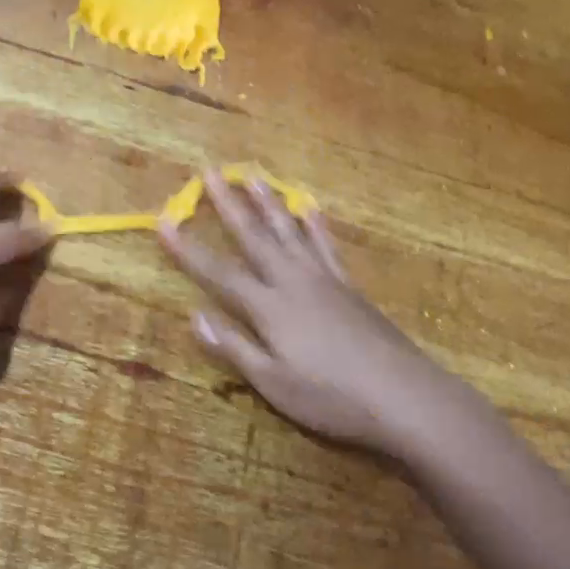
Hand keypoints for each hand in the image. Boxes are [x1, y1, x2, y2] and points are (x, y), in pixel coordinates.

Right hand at [158, 172, 488, 460]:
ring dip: (267, 200)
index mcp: (268, 307)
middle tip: (209, 170)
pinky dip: (313, 223)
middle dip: (228, 203)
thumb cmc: (332, 398)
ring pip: (288, 229)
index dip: (187, 248)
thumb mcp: (274, 383)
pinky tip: (307, 206)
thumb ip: (234, 347)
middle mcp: (292, 281)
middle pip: (253, 235)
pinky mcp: (348, 285)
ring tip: (252, 173)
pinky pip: (325, 244)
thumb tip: (194, 315)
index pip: (217, 272)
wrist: (406, 396)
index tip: (163, 220)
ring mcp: (323, 279)